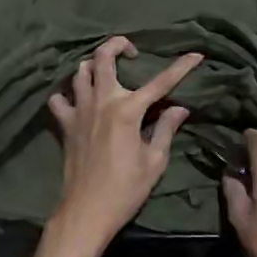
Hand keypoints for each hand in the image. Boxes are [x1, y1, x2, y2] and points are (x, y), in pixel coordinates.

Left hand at [46, 36, 201, 252]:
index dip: (181, 66)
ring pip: (80, 71)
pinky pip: (59, 97)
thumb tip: (179, 108)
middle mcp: (102, 101)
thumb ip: (166, 129)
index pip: (160, 82)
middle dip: (118, 44)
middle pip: (103, 57)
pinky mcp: (64, 123)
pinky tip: (78, 100)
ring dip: (94, 66)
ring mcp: (79, 110)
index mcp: (128, 110)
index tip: (196, 54)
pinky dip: (68, 93)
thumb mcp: (154, 162)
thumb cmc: (125, 190)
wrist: (85, 212)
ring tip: (106, 74)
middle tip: (131, 53)